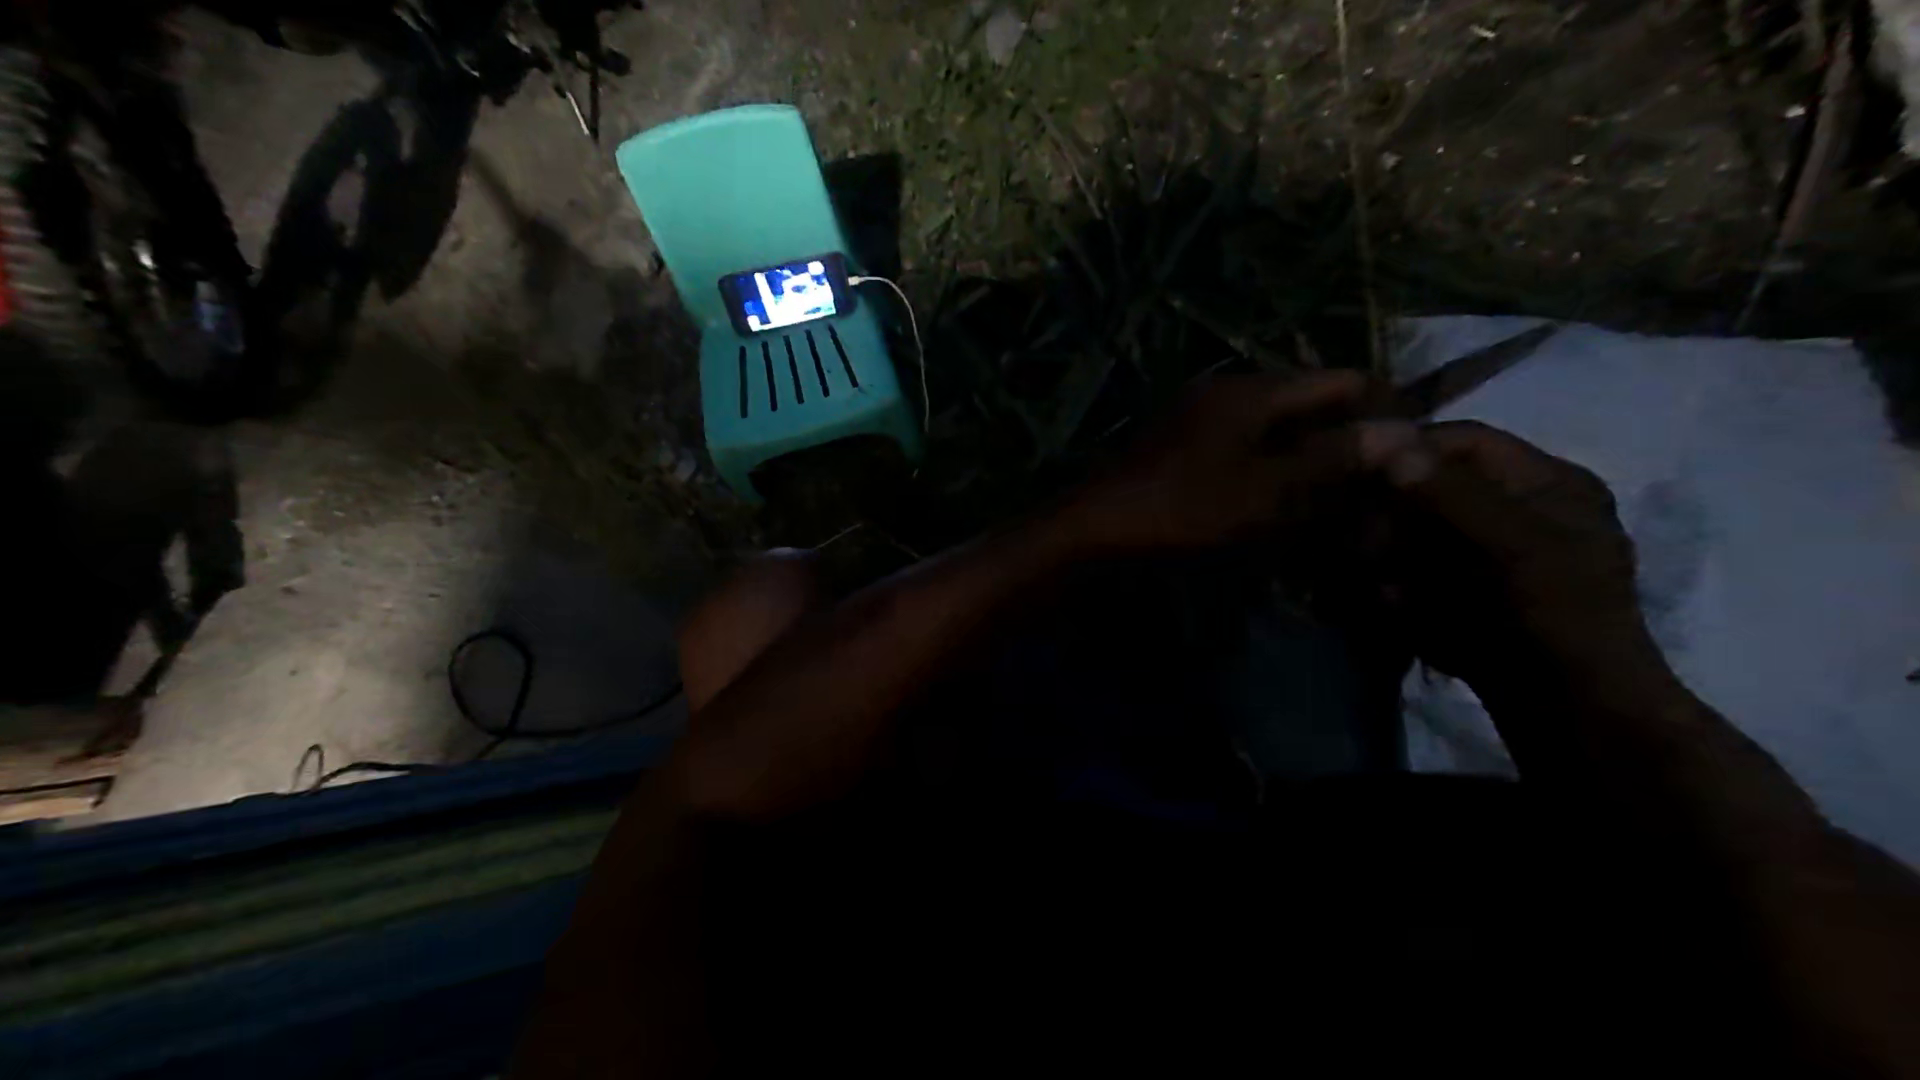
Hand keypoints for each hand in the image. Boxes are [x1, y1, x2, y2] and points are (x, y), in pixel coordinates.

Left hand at [1062, 371, 1419, 551]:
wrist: (1097, 529)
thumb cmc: (1183, 509)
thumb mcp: (1265, 489)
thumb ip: (1332, 458)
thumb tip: (1404, 431)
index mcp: (1252, 389)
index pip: (1342, 379)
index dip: (1385, 411)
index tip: (1412, 454)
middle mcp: (1227, 391)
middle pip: (1309, 402)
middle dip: (1347, 439)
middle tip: (1375, 486)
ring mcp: (1200, 417)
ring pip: (1278, 428)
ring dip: (1309, 458)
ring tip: (1337, 501)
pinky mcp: (1183, 446)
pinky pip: (1245, 448)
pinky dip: (1271, 470)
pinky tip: (1283, 503)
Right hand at [1387, 421, 1666, 693]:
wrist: (1570, 709)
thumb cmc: (1558, 618)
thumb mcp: (1516, 548)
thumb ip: (1453, 494)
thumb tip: (1384, 441)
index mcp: (1548, 483)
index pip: (1465, 441)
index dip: (1410, 449)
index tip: (1357, 470)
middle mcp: (1514, 507)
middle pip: (1430, 485)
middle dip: (1392, 513)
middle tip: (1365, 539)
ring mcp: (1483, 550)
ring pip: (1411, 528)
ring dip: (1387, 551)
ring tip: (1383, 580)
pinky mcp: (1460, 585)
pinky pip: (1410, 565)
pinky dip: (1394, 580)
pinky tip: (1395, 602)